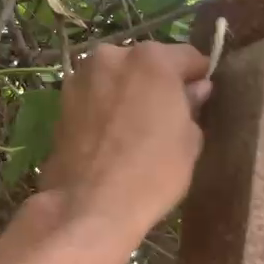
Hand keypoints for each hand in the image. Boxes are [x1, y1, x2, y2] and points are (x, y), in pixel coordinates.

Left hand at [40, 41, 212, 234]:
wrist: (90, 206)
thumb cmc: (152, 173)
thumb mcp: (189, 141)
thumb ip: (192, 107)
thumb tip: (196, 91)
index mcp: (151, 59)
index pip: (187, 57)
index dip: (198, 77)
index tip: (203, 97)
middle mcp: (112, 57)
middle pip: (145, 64)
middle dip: (157, 84)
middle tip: (166, 117)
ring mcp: (80, 79)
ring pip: (114, 80)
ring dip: (126, 95)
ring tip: (134, 131)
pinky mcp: (60, 105)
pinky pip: (93, 101)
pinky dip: (103, 112)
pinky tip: (110, 140)